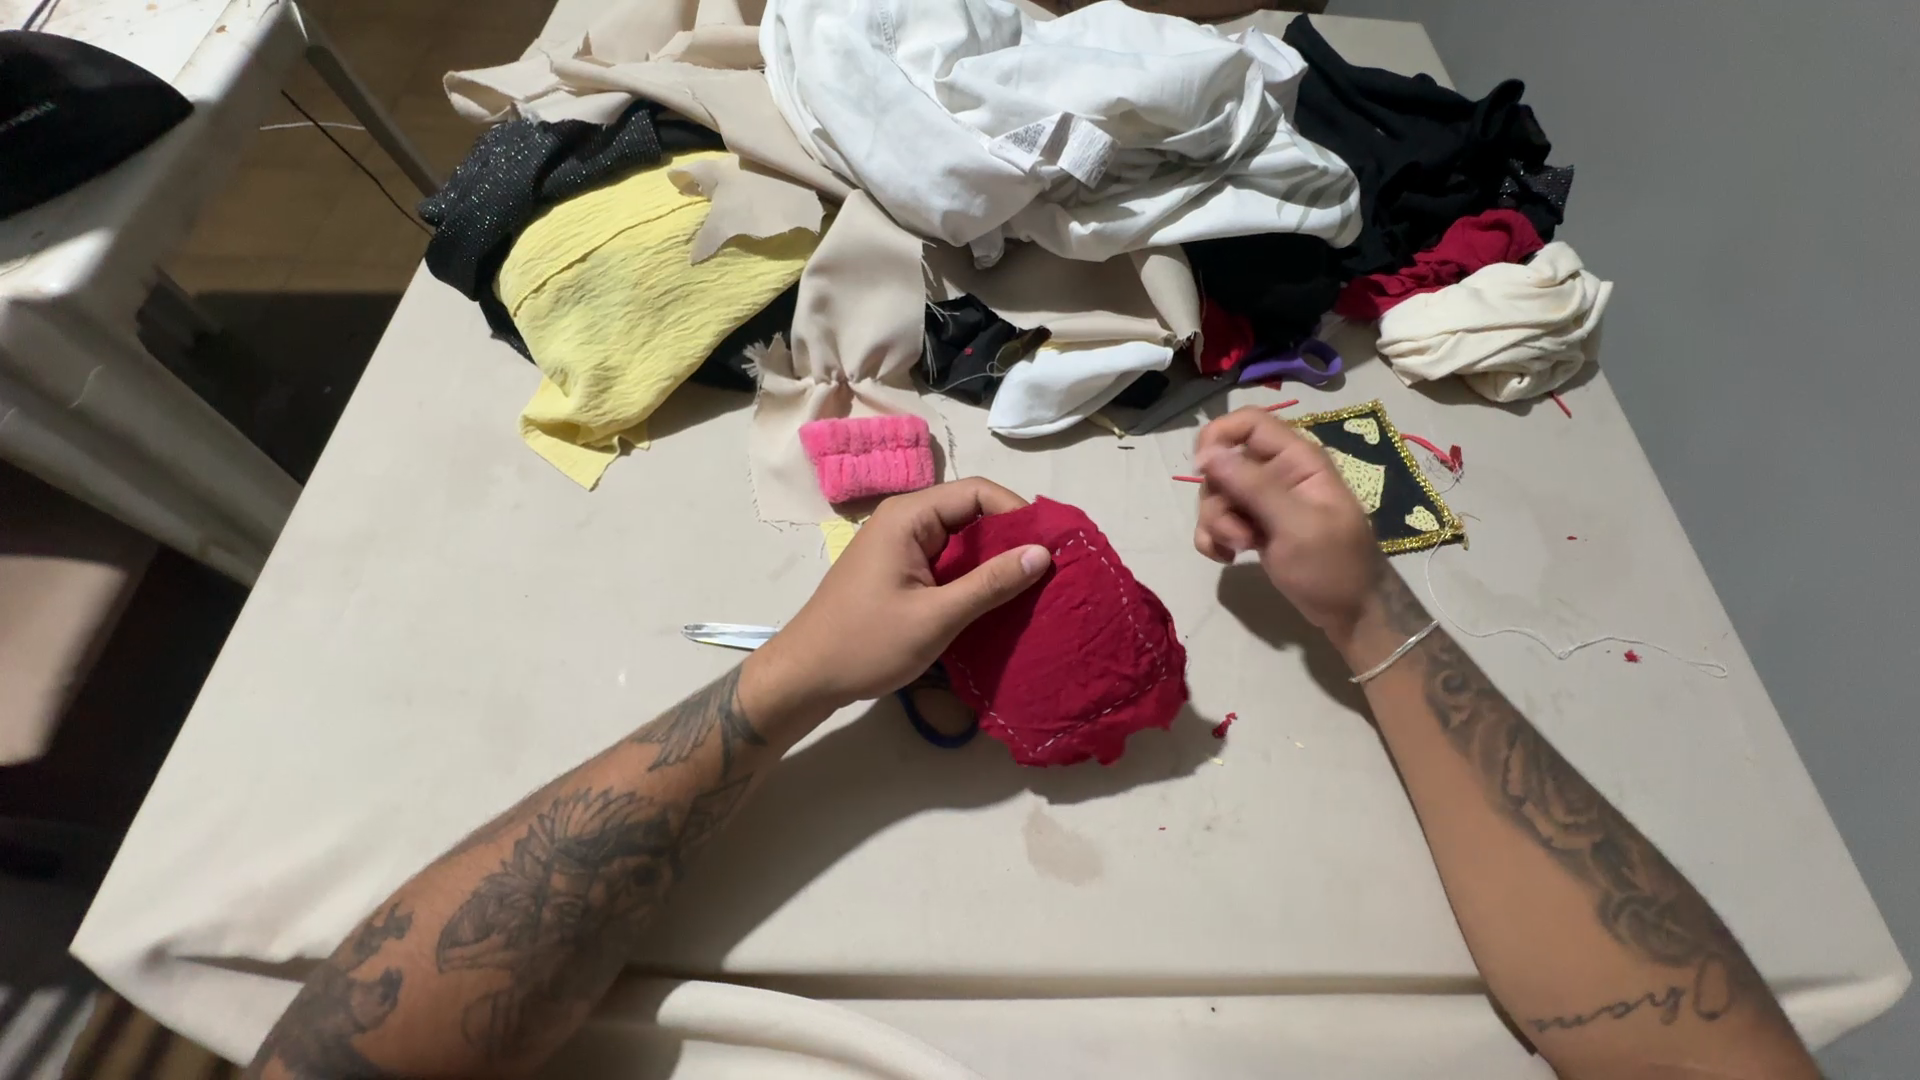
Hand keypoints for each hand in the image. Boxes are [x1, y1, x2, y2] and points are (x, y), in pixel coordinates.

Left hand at [746, 478, 1050, 717]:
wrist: (806, 676)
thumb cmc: (866, 644)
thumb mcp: (936, 617)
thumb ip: (990, 583)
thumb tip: (1043, 553)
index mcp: (908, 517)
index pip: (977, 492)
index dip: (1017, 513)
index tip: (1050, 546)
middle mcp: (904, 520)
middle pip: (971, 511)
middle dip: (1011, 536)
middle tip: (1048, 569)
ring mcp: (901, 545)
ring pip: (961, 538)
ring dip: (994, 559)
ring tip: (1031, 585)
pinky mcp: (900, 569)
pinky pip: (947, 560)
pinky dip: (973, 574)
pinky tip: (996, 599)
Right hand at [1192, 407, 1388, 645]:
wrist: (1348, 613)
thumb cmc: (1332, 566)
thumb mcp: (1296, 525)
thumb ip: (1253, 486)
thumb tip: (1208, 453)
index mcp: (1297, 460)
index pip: (1249, 423)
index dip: (1219, 437)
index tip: (1203, 470)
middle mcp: (1277, 473)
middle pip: (1223, 464)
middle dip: (1218, 500)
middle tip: (1238, 532)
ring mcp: (1263, 501)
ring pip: (1215, 496)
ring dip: (1216, 525)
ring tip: (1238, 549)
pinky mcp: (1252, 526)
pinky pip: (1216, 522)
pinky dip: (1213, 539)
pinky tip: (1227, 558)